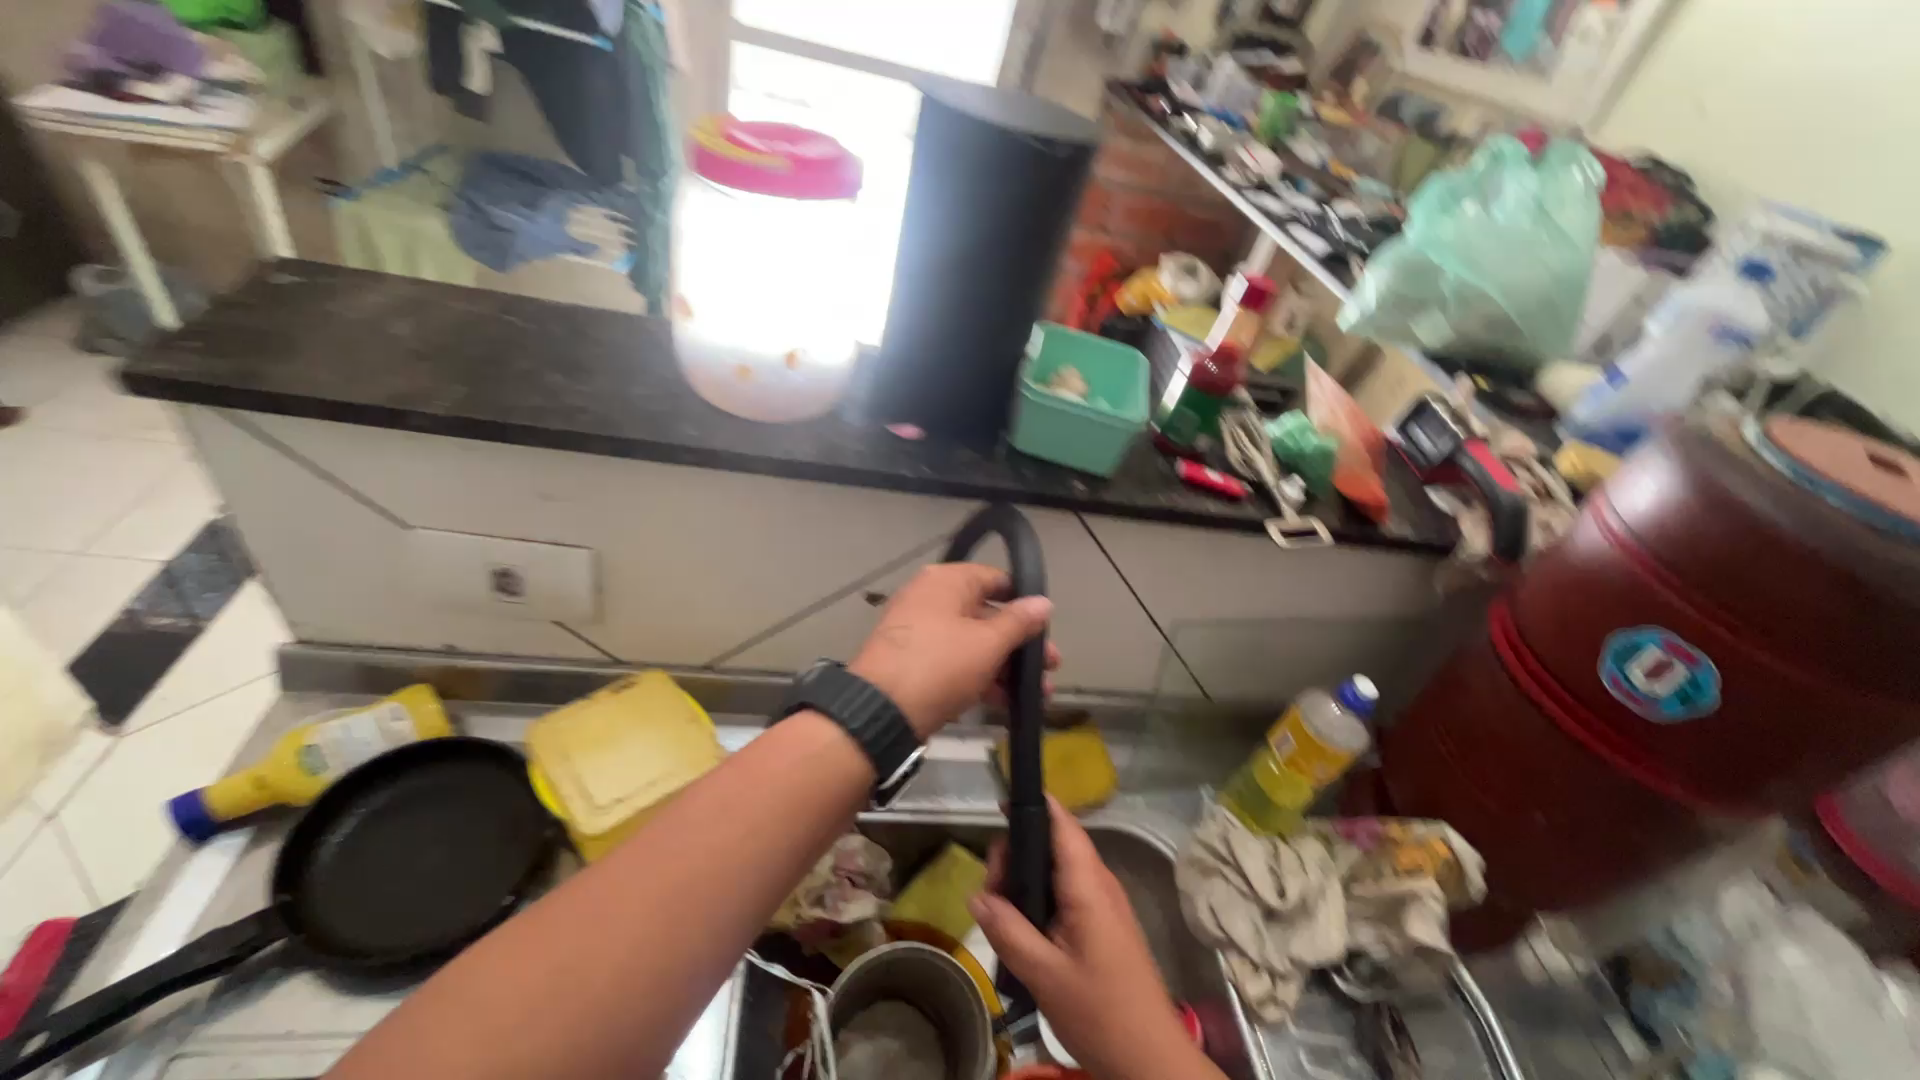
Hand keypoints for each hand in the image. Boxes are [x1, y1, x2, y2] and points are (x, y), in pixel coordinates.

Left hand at [849, 563, 1057, 739]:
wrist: (881, 710)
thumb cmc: (940, 665)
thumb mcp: (988, 644)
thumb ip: (1019, 622)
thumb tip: (1044, 602)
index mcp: (946, 581)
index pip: (995, 579)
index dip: (1024, 601)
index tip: (1046, 627)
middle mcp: (930, 598)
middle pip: (985, 614)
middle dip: (1020, 644)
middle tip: (1050, 669)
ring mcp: (919, 631)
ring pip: (972, 642)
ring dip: (1005, 667)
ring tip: (1035, 694)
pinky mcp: (912, 662)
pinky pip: (953, 661)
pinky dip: (979, 677)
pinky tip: (1005, 702)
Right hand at [969, 799, 1209, 1079]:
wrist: (1150, 1059)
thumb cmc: (1099, 1012)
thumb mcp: (1043, 973)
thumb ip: (1007, 929)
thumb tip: (977, 894)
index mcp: (1089, 886)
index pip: (1063, 824)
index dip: (1035, 806)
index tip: (1000, 805)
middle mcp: (1100, 885)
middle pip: (1055, 845)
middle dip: (1018, 855)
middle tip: (990, 892)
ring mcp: (1105, 905)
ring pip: (1060, 870)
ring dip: (1027, 880)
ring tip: (1000, 913)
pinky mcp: (1105, 926)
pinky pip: (1068, 893)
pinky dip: (1041, 899)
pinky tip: (1022, 928)